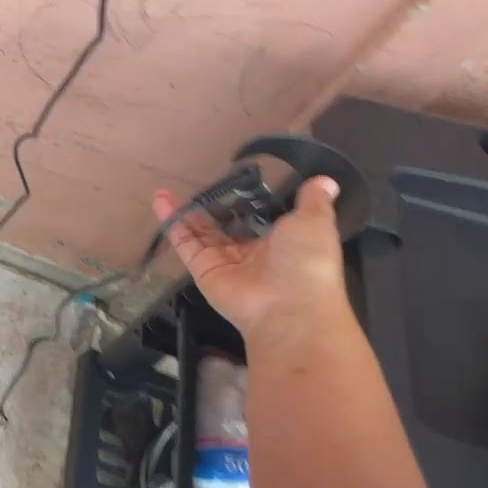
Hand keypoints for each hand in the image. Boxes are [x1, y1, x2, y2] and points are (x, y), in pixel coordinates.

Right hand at [157, 176, 347, 340]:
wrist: (288, 307)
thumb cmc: (307, 262)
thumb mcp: (314, 224)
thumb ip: (312, 202)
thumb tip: (326, 181)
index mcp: (281, 242)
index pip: (258, 219)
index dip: (246, 202)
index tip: (235, 181)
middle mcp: (251, 253)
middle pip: (225, 226)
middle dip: (211, 208)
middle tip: (197, 186)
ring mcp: (224, 262)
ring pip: (200, 232)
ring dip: (184, 211)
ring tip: (166, 190)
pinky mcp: (202, 268)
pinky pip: (184, 242)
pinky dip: (171, 222)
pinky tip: (160, 200)